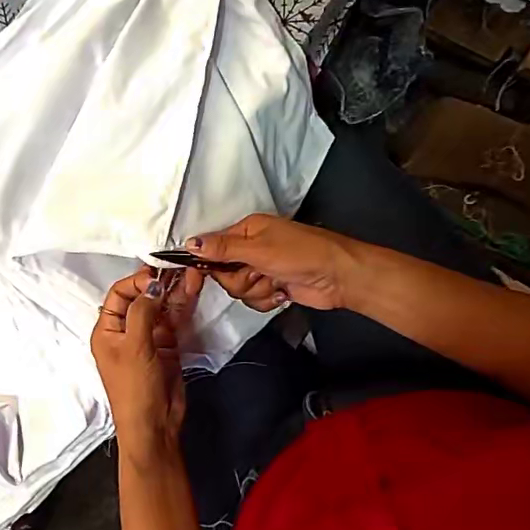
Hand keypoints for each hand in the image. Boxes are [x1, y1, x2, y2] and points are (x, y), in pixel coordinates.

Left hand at [90, 266, 204, 447]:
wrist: (154, 426)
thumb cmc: (134, 391)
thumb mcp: (134, 347)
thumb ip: (142, 312)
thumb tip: (152, 285)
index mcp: (107, 331)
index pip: (118, 294)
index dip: (136, 281)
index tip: (157, 274)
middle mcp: (126, 332)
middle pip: (142, 298)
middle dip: (159, 284)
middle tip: (178, 270)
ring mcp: (148, 339)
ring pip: (161, 308)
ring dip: (174, 293)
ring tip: (191, 275)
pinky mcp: (167, 348)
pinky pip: (174, 322)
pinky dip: (183, 308)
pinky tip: (192, 292)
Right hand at [188, 214, 357, 310]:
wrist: (340, 277)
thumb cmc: (301, 254)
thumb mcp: (258, 249)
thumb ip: (222, 248)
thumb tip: (189, 243)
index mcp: (246, 230)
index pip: (211, 248)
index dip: (202, 265)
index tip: (193, 282)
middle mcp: (251, 248)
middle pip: (223, 273)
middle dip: (239, 280)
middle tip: (258, 274)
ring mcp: (262, 269)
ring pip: (238, 289)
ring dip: (255, 291)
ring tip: (276, 283)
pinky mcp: (273, 287)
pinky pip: (254, 299)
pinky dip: (266, 300)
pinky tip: (282, 293)